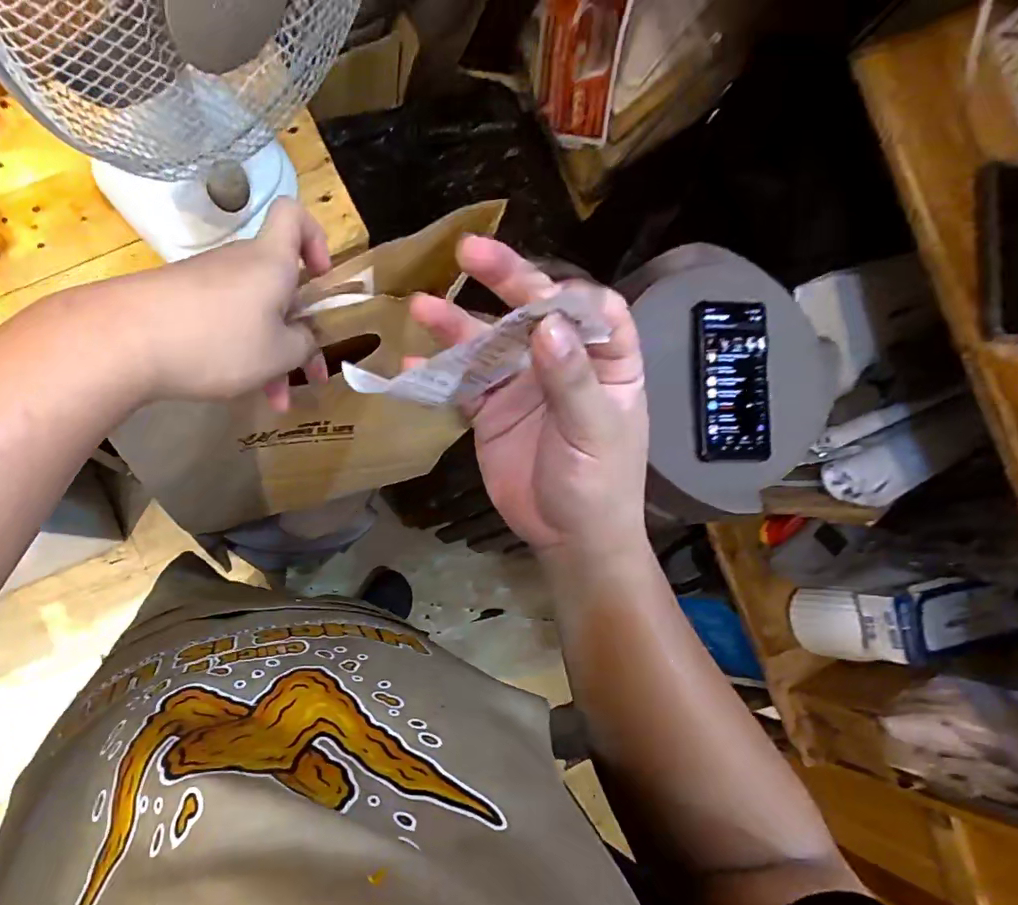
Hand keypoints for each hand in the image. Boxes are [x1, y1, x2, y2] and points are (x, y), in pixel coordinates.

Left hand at [74, 197, 332, 410]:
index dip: (315, 238)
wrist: (127, 340)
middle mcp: (240, 263)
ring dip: (269, 357)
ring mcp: (206, 282)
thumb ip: (303, 345)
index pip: (294, 216)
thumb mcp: (278, 354)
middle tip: (308, 377)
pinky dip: (237, 354)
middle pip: (278, 286)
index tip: (320, 276)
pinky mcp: (180, 303)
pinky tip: (235, 388)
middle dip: (297, 334)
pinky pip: (223, 324)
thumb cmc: (219, 342)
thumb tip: (303, 338)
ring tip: (272, 401)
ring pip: (253, 315)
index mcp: (272, 262)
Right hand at [409, 236, 648, 559]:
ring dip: (456, 326)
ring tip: (420, 306)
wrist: (568, 537)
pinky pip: (463, 385)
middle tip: (467, 253)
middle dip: (504, 281)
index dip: (566, 294)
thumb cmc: (600, 484)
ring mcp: (523, 384)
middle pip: (534, 311)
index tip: (540, 294)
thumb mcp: (594, 432)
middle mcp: (562, 361)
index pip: (593, 308)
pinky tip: (411, 363)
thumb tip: (545, 323)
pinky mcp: (491, 411)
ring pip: (489, 344)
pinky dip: (438, 374)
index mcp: (607, 360)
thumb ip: (571, 379)